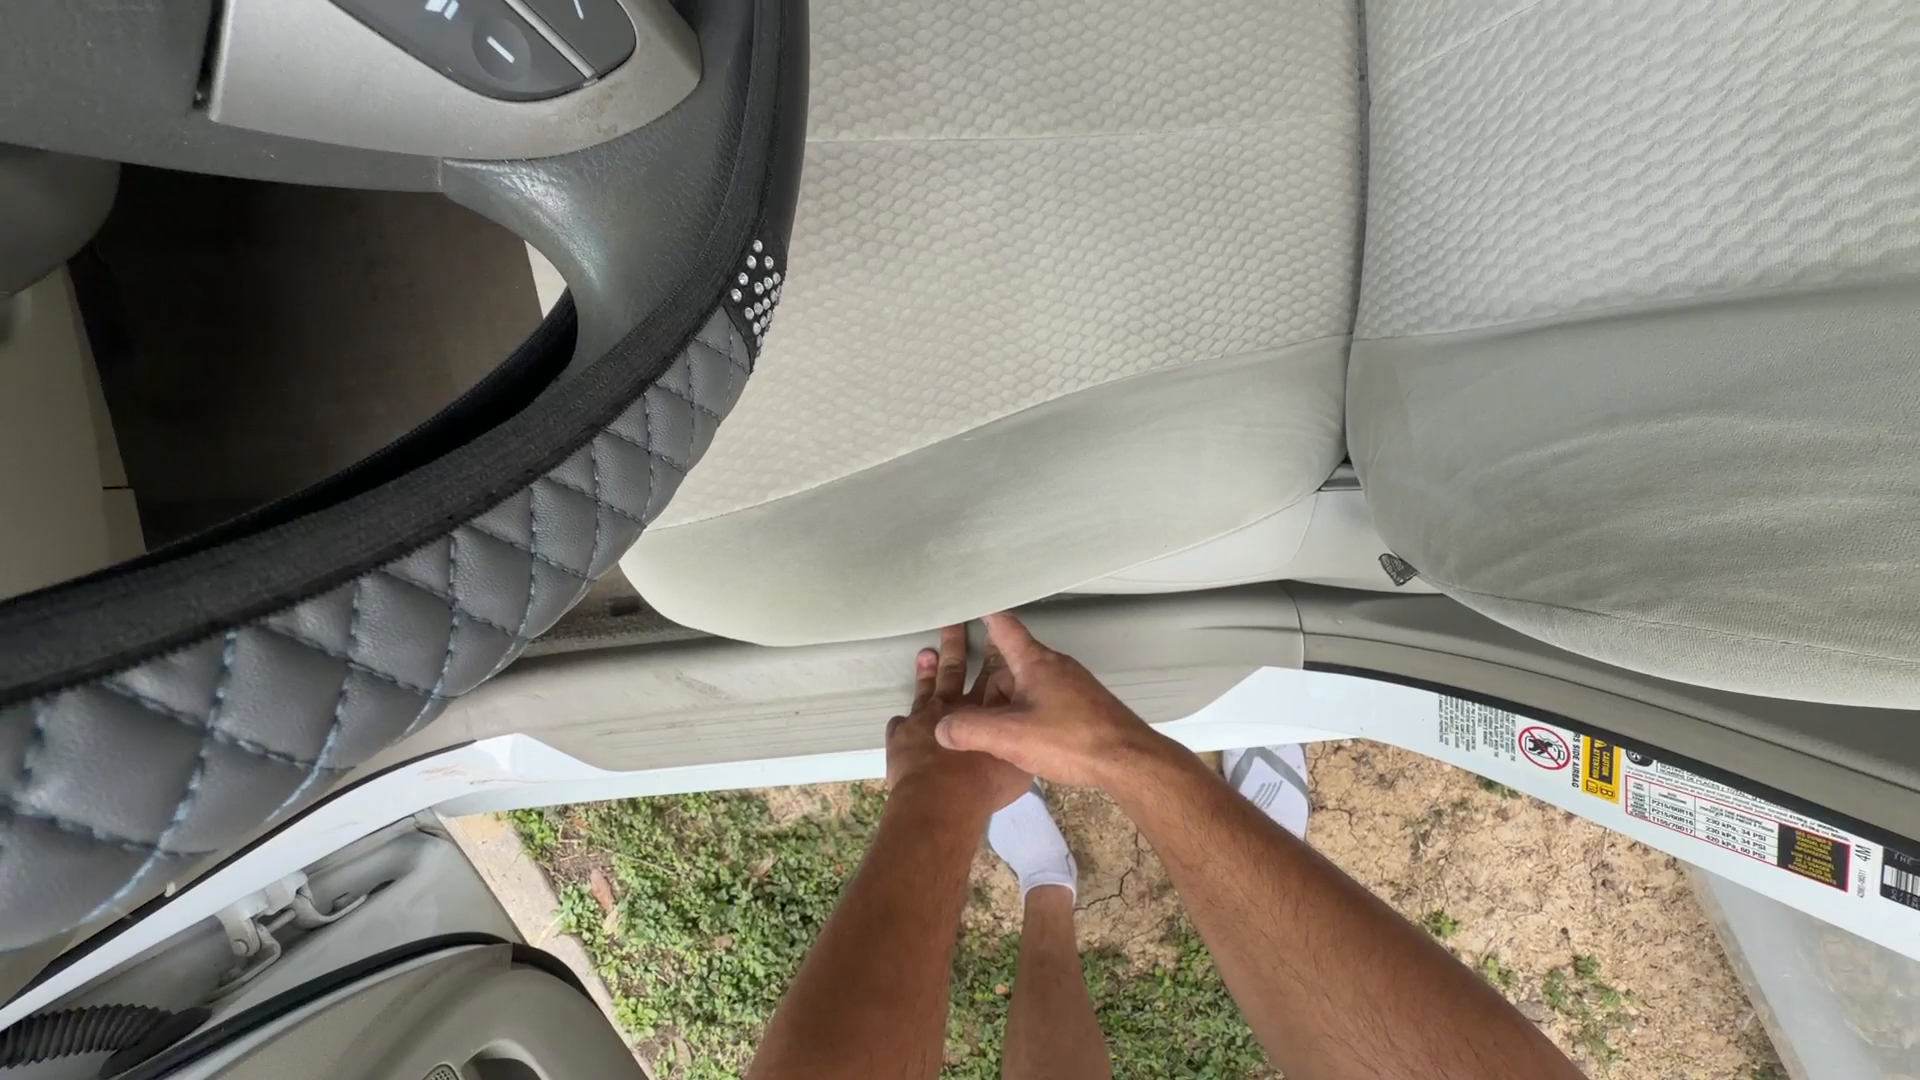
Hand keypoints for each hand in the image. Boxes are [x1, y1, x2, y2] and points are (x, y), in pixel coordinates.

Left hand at [886, 624, 1029, 811]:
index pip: (991, 676)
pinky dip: (902, 722)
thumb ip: (1017, 748)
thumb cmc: (984, 784)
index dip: (992, 655)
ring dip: (927, 671)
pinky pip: (899, 724)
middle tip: (953, 623)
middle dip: (955, 645)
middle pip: (955, 671)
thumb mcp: (1016, 767)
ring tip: (926, 653)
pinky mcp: (901, 735)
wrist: (941, 799)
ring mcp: (923, 718)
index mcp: (983, 710)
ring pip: (925, 688)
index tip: (991, 634)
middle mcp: (952, 707)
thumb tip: (1022, 741)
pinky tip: (900, 719)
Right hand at [933, 612, 1165, 788]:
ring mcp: (1074, 685)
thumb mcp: (1010, 737)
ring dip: (1011, 706)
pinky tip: (1031, 743)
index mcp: (1035, 662)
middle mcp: (1056, 666)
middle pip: (1012, 665)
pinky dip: (1031, 715)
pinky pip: (1048, 701)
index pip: (1005, 628)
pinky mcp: (1086, 706)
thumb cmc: (1069, 740)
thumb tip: (941, 728)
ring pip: (1029, 686)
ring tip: (1004, 738)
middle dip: (992, 689)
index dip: (986, 617)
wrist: (1129, 761)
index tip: (973, 607)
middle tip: (979, 720)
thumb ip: (970, 730)